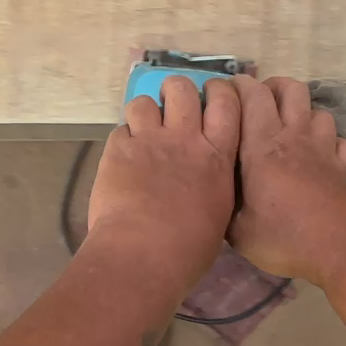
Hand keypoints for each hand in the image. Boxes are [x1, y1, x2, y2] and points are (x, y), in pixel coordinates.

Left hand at [85, 75, 240, 279]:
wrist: (143, 255)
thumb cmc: (189, 249)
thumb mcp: (219, 213)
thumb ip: (214, 184)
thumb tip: (205, 181)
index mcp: (217, 157)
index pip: (226, 104)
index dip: (219, 91)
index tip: (212, 94)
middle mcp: (185, 140)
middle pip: (182, 89)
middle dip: (176, 90)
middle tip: (171, 106)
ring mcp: (150, 141)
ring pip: (145, 102)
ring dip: (144, 112)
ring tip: (142, 131)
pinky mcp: (119, 150)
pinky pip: (120, 129)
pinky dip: (123, 139)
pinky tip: (122, 157)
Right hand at [228, 75, 345, 288]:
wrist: (342, 250)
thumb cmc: (284, 237)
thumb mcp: (237, 231)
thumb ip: (222, 204)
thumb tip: (212, 191)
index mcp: (262, 146)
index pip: (251, 95)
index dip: (236, 86)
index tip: (219, 92)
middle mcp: (295, 137)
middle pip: (289, 89)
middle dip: (268, 86)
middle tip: (252, 102)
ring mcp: (324, 149)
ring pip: (316, 109)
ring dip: (300, 111)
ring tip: (286, 126)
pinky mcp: (344, 166)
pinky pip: (339, 140)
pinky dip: (328, 141)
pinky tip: (319, 155)